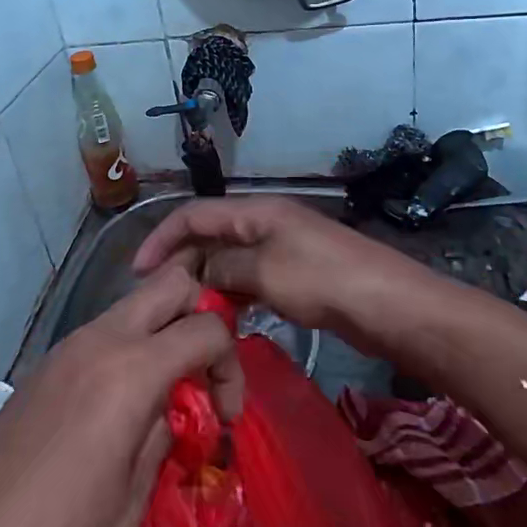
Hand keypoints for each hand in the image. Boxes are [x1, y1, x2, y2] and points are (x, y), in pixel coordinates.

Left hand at [0, 266, 241, 526]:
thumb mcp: (129, 500)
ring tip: (168, 396)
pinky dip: (131, 349)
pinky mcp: (47, 362)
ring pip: (136, 305)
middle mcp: (99, 339)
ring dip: (164, 333)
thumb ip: (164, 436)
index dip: (231, 364)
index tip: (225, 415)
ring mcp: (68, 345)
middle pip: (170, 284)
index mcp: (129, 371)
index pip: (207, 327)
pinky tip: (126, 404)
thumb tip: (177, 410)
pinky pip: (105, 332)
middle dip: (200, 317)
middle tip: (203, 378)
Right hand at [132, 195, 432, 344]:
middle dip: (183, 261)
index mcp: (255, 211)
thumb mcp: (264, 272)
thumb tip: (197, 272)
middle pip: (210, 234)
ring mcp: (282, 247)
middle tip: (160, 298)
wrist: (389, 305)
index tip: (137, 270)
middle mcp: (264, 222)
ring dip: (207, 279)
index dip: (162, 238)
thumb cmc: (323, 280)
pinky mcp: (295, 273)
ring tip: (184, 310)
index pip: (193, 213)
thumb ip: (223, 268)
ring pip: (229, 258)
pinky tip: (223, 315)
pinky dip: (233, 291)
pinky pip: (251, 276)